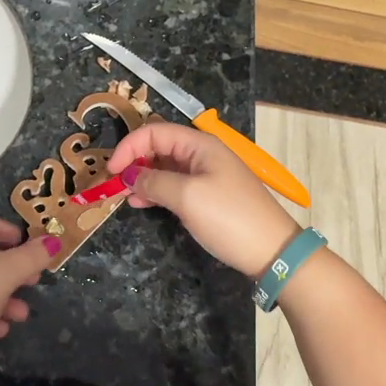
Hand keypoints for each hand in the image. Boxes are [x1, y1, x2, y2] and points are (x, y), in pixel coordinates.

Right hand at [108, 123, 301, 277]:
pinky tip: (143, 203)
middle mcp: (202, 154)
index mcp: (199, 145)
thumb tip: (130, 175)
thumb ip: (154, 181)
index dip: (129, 147)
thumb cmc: (229, 218)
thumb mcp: (187, 197)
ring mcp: (207, 175)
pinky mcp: (209, 195)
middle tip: (116, 184)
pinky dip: (157, 190)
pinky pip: (175, 184)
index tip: (111, 170)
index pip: (154, 132)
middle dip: (134, 161)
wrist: (274, 253)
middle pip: (159, 146)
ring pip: (165, 167)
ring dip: (143, 177)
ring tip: (126, 196)